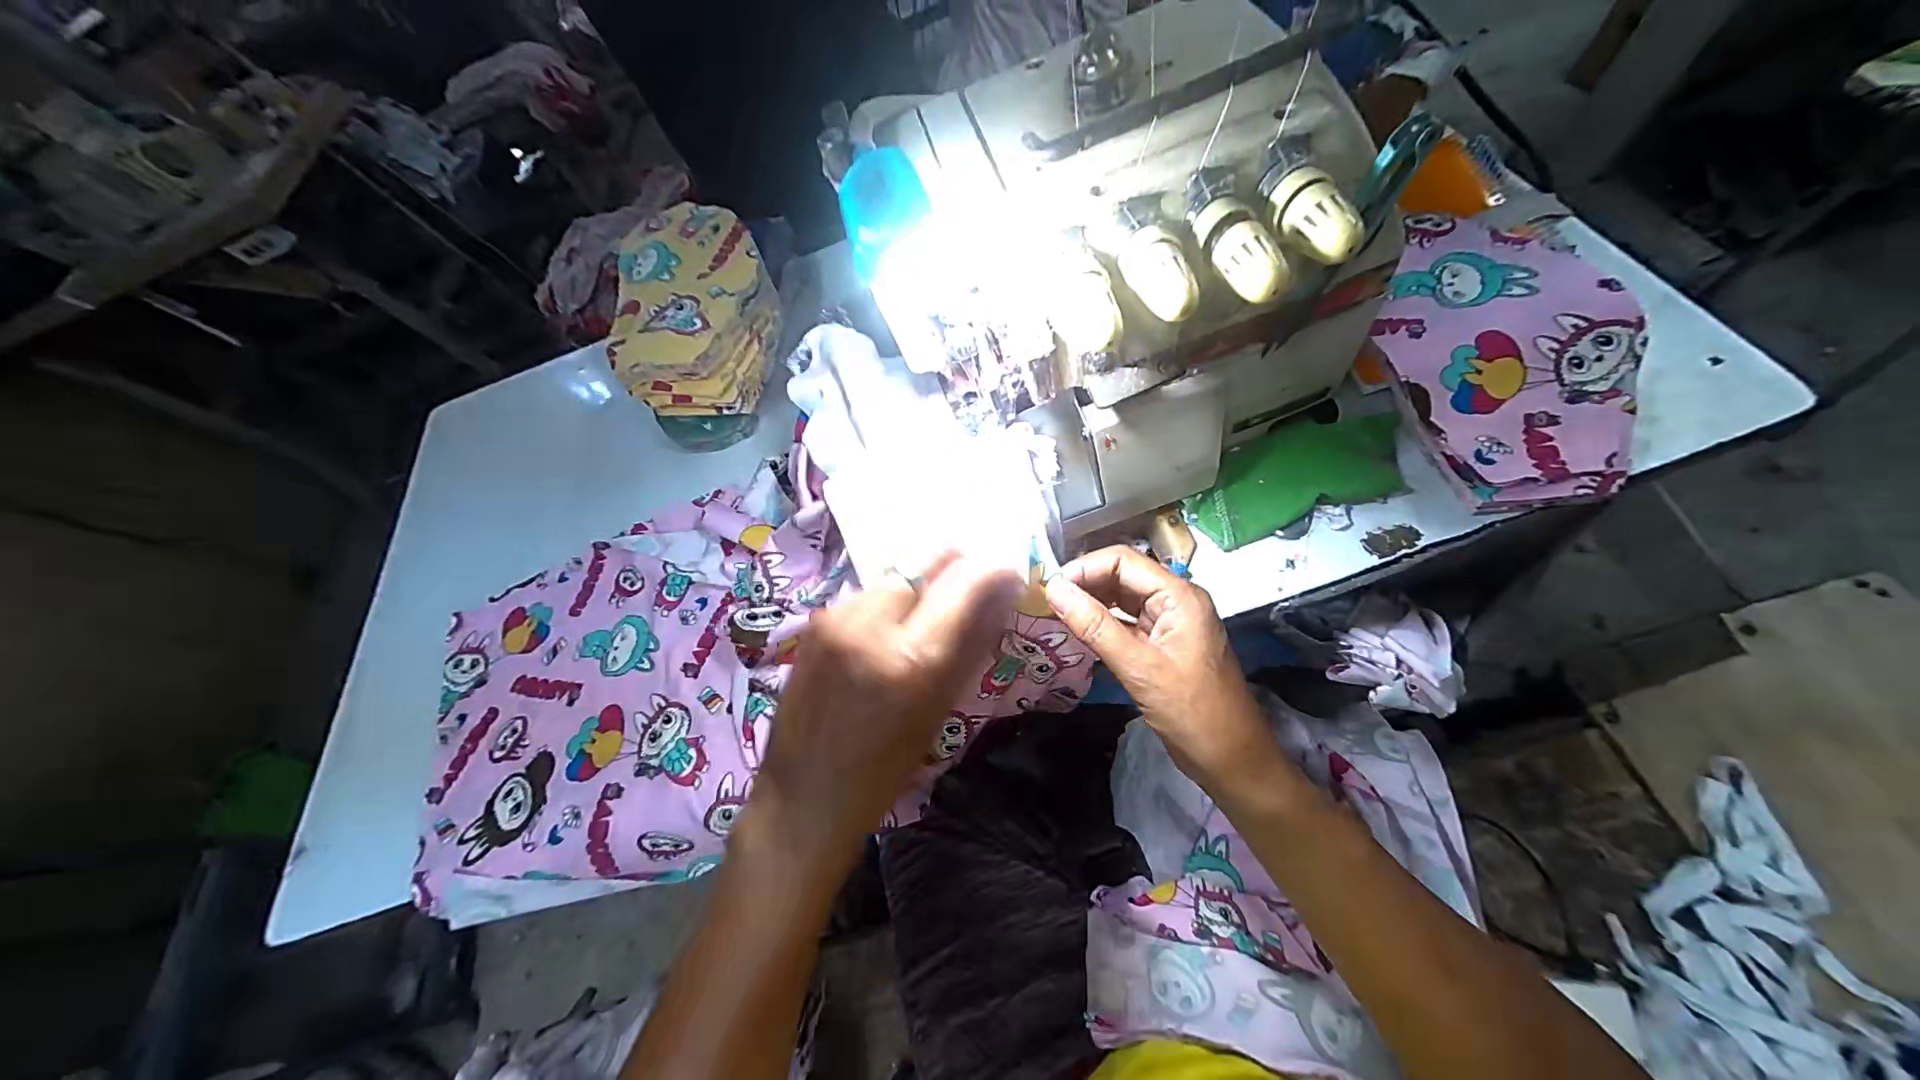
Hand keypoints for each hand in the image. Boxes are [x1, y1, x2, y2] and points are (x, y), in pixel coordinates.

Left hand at [749, 553, 1019, 869]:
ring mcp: (837, 618)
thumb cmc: (885, 769)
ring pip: (894, 576)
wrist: (805, 794)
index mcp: (914, 656)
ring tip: (925, 615)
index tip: (1007, 575)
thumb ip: (973, 645)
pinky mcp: (814, 622)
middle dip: (954, 568)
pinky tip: (886, 632)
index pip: (967, 581)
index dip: (994, 571)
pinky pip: (865, 595)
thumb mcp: (940, 710)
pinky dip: (886, 604)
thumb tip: (1002, 595)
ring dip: (918, 586)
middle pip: (926, 563)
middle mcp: (873, 623)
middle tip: (969, 588)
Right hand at [1044, 546, 1278, 792]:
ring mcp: (1171, 622)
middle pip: (1123, 576)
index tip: (1050, 588)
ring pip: (1123, 599)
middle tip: (1047, 601)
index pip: (1123, 561)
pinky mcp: (1164, 644)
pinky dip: (1103, 624)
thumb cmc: (1191, 711)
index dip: (1084, 568)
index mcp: (1179, 596)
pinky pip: (1128, 622)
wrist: (1232, 758)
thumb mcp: (1138, 667)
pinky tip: (1079, 632)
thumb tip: (1053, 589)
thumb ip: (1094, 625)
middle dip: (1085, 584)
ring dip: (1091, 603)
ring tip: (1056, 614)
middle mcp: (1176, 601)